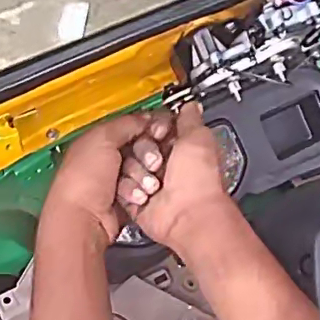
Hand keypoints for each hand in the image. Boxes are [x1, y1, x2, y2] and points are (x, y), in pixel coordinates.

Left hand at [45, 112, 172, 244]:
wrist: (83, 219)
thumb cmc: (82, 181)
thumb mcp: (103, 139)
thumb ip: (126, 124)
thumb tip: (143, 118)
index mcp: (97, 140)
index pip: (130, 127)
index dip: (147, 129)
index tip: (161, 132)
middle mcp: (104, 159)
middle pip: (141, 150)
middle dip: (148, 156)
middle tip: (151, 162)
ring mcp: (113, 181)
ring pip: (143, 172)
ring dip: (144, 178)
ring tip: (141, 186)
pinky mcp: (122, 201)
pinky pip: (141, 192)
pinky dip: (139, 194)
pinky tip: (135, 198)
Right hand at [121, 103, 237, 252]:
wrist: (189, 215)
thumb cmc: (198, 181)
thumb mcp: (197, 137)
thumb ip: (190, 118)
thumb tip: (191, 104)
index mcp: (180, 148)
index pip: (154, 130)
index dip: (152, 130)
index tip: (156, 133)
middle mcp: (166, 166)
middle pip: (137, 147)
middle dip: (143, 153)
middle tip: (156, 162)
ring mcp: (151, 184)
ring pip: (126, 167)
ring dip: (138, 173)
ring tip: (153, 184)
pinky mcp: (139, 201)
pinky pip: (121, 188)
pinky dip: (130, 190)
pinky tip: (144, 194)